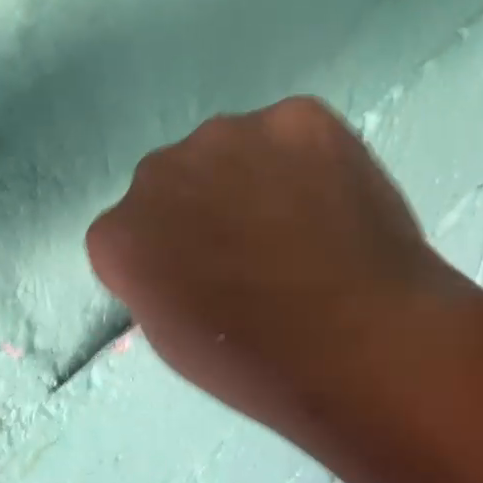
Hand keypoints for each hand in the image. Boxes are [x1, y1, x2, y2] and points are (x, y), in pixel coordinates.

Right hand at [86, 96, 460, 430]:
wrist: (363, 346)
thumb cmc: (259, 365)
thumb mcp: (172, 336)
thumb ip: (156, 278)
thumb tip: (183, 255)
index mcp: (118, 235)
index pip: (127, 232)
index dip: (167, 257)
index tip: (200, 283)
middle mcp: (157, 172)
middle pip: (171, 182)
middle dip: (200, 208)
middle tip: (250, 253)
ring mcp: (228, 136)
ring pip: (229, 151)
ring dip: (249, 178)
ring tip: (299, 228)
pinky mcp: (299, 117)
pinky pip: (290, 134)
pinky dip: (305, 161)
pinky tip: (333, 205)